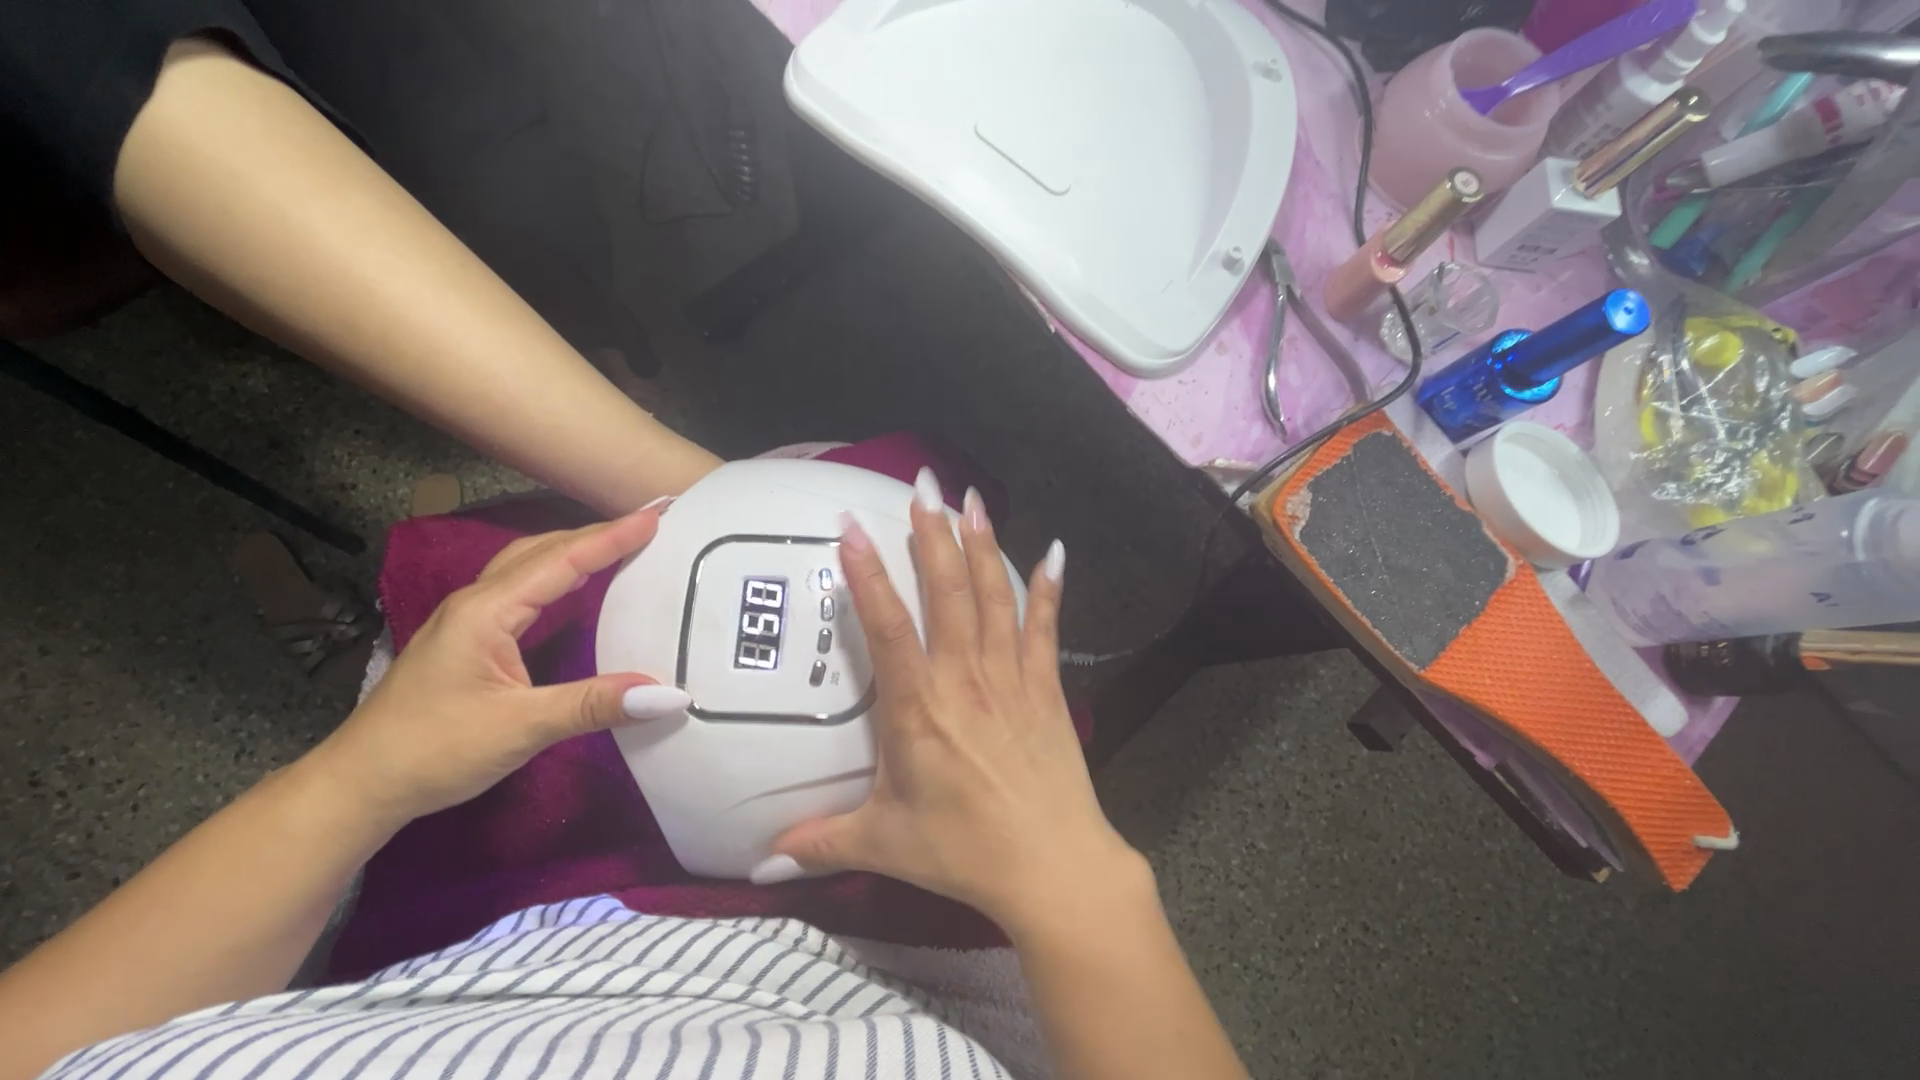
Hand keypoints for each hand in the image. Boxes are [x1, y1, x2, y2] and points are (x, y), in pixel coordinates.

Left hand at [298, 502, 690, 828]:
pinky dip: (560, 575)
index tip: (657, 516)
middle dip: (597, 533)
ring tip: (621, 543)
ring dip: (576, 549)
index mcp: (488, 611)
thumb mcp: (521, 728)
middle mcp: (477, 603)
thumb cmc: (433, 750)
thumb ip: (593, 704)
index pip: (562, 561)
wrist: (358, 784)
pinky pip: (523, 589)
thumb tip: (668, 694)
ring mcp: (469, 620)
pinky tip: (577, 586)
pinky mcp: (470, 639)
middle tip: (649, 521)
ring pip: (529, 566)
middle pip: (544, 550)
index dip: (612, 537)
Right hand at [763, 471, 1143, 933]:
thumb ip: (821, 843)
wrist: (1052, 866)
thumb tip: (760, 864)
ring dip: (982, 546)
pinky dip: (1049, 590)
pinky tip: (1055, 551)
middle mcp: (964, 678)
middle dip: (932, 535)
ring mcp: (1011, 678)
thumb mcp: (884, 845)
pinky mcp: (1046, 689)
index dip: (868, 575)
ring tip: (972, 500)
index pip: (887, 627)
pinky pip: (1046, 629)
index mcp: (917, 708)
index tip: (853, 526)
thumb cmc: (963, 851)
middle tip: (923, 486)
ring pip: (994, 598)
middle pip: (947, 592)